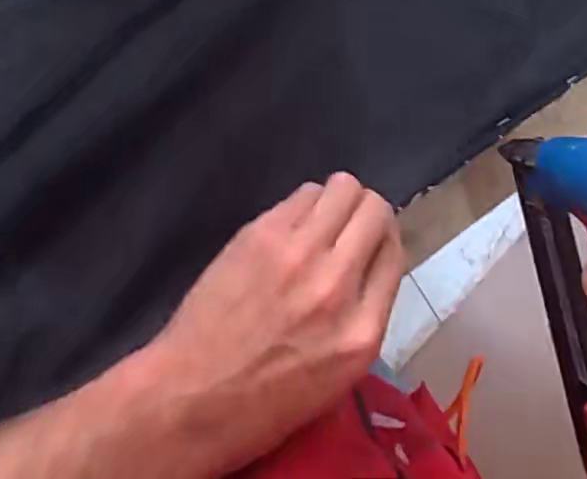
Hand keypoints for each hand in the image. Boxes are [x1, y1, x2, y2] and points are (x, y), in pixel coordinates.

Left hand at [138, 173, 403, 475]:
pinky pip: (303, 192)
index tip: (368, 244)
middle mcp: (337, 283)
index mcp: (362, 332)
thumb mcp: (338, 374)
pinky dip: (305, 203)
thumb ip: (365, 311)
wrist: (192, 395)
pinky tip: (289, 227)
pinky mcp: (262, 231)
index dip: (383, 240)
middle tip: (346, 226)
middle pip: (374, 209)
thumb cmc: (265, 399)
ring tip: (317, 223)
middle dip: (366, 212)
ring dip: (335, 201)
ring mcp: (298, 251)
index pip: (394, 252)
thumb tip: (370, 259)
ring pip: (342, 187)